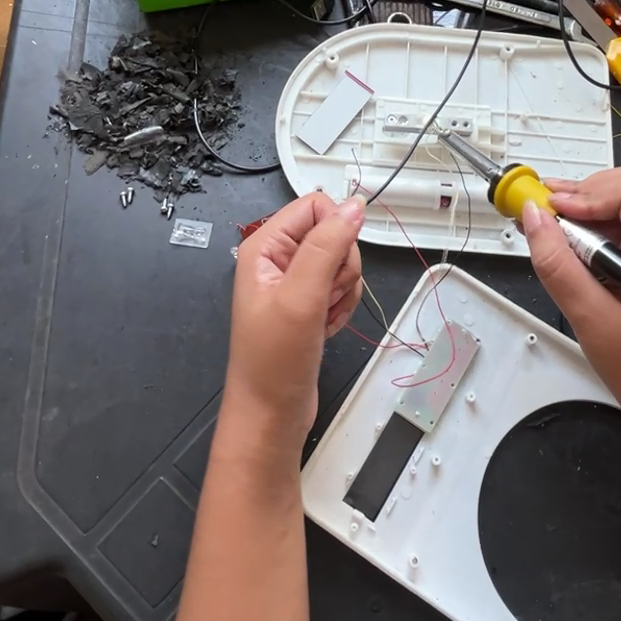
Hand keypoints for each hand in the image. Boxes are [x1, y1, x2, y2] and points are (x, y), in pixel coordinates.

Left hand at [224, 192, 365, 444]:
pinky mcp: (308, 303)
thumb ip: (327, 246)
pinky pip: (341, 288)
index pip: (316, 206)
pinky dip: (341, 307)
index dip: (336, 231)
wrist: (270, 414)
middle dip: (341, 267)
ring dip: (343, 291)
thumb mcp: (300, 297)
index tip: (333, 266)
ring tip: (322, 317)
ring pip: (342, 262)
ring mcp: (294, 282)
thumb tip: (354, 206)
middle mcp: (278, 258)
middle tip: (323, 298)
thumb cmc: (273, 361)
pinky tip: (326, 328)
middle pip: (334, 234)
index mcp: (265, 246)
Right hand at [522, 166, 620, 437]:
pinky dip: (596, 222)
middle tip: (546, 216)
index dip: (586, 193)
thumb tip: (534, 217)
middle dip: (583, 195)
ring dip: (587, 207)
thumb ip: (558, 263)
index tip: (551, 212)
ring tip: (553, 227)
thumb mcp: (589, 316)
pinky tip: (572, 241)